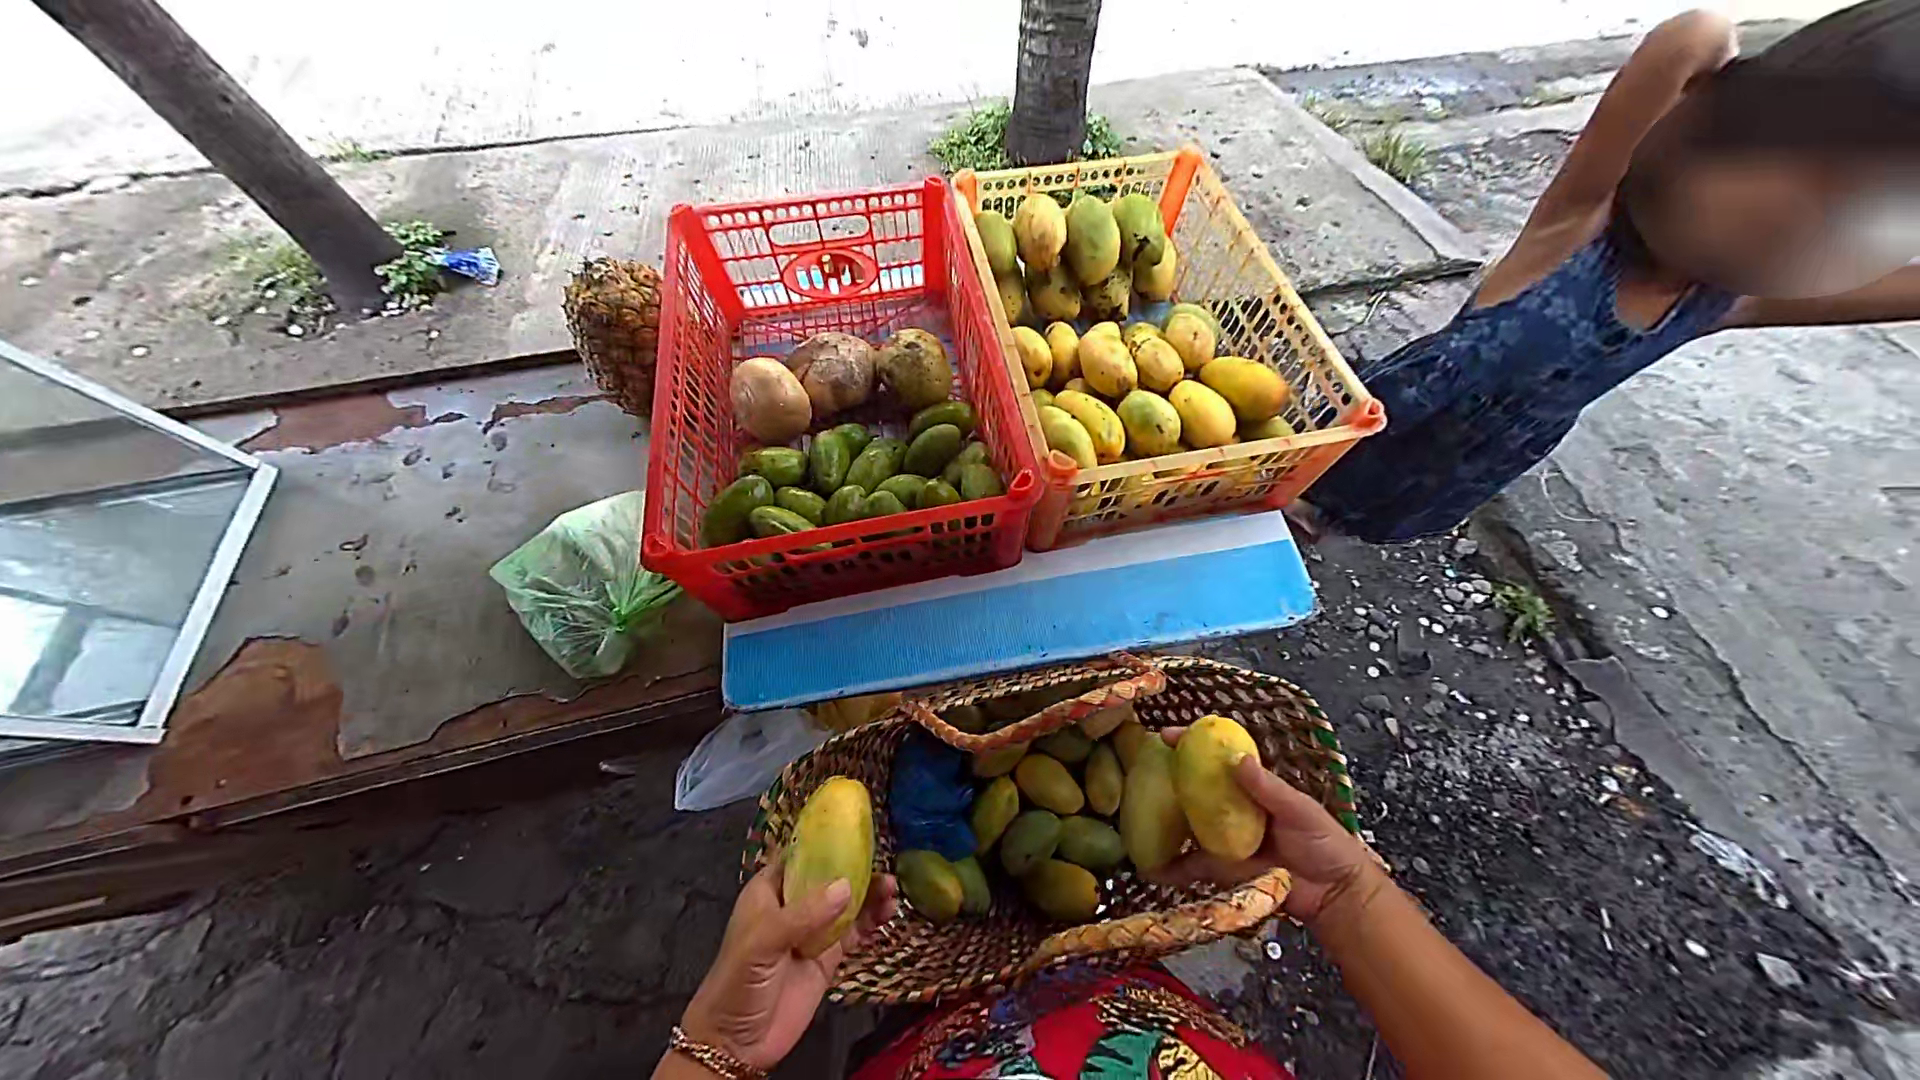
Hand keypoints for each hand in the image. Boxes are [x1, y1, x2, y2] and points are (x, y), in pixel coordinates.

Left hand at [678, 860, 896, 1071]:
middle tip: (884, 864)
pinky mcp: (828, 956)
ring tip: (892, 889)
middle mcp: (795, 903)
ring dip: (870, 893)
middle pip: (831, 876)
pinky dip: (873, 920)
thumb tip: (847, 887)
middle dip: (858, 868)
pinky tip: (889, 912)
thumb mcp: (764, 941)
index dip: (826, 840)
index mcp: (771, 889)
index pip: (801, 854)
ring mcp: (813, 929)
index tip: (857, 829)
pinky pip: (855, 930)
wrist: (736, 1045)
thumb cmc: (738, 980)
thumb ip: (805, 914)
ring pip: (848, 901)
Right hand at [1146, 728, 1381, 924]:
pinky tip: (1152, 867)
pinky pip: (1192, 864)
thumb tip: (1238, 759)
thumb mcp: (1301, 810)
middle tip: (1138, 768)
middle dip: (1166, 774)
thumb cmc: (1325, 844)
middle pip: (1193, 786)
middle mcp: (1231, 806)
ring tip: (1134, 812)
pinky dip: (1172, 866)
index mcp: (1250, 786)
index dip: (1191, 744)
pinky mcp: (1221, 867)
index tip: (1166, 735)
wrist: (1336, 897)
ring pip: (1186, 821)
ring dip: (1163, 817)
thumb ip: (1269, 788)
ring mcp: (1223, 836)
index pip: (1217, 758)